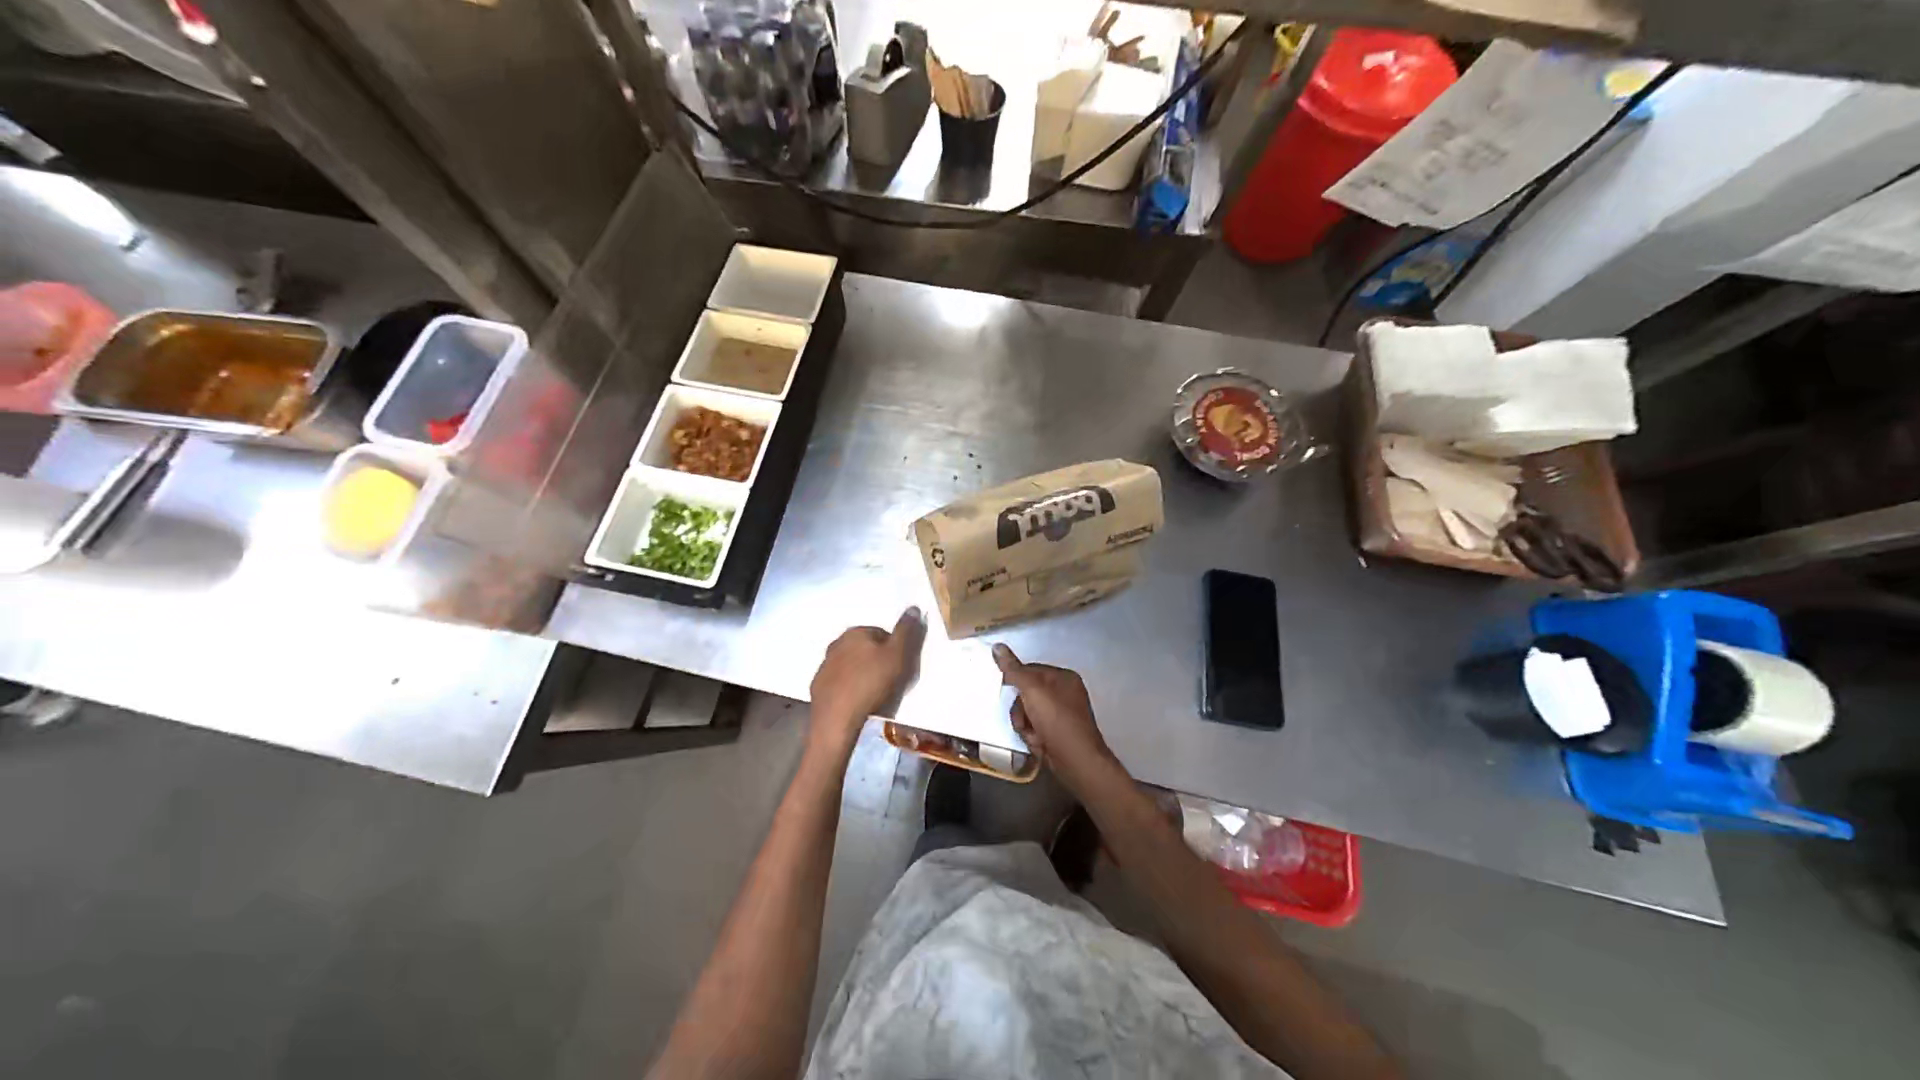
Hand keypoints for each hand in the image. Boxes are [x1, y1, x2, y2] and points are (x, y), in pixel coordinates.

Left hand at [809, 608, 924, 753]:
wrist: (837, 718)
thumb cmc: (871, 683)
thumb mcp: (898, 655)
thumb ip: (906, 631)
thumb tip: (913, 607)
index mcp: (855, 632)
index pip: (882, 634)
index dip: (894, 650)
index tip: (900, 668)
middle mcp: (836, 643)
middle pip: (865, 649)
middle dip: (877, 661)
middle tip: (889, 682)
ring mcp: (824, 665)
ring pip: (851, 666)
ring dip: (862, 675)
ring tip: (874, 695)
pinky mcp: (818, 686)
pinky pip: (839, 682)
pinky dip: (848, 688)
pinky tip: (856, 702)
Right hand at [993, 644, 1122, 791]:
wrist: (1076, 760)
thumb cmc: (1056, 720)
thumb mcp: (1032, 690)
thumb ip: (1013, 670)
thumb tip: (997, 645)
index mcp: (1063, 677)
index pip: (1030, 670)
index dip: (1016, 681)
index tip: (1007, 692)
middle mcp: (1064, 693)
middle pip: (1027, 693)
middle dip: (1021, 709)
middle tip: (1024, 719)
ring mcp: (1061, 715)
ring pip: (1028, 713)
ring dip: (1025, 725)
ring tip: (1033, 735)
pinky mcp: (1057, 733)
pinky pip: (1034, 728)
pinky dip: (1033, 736)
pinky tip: (1038, 743)